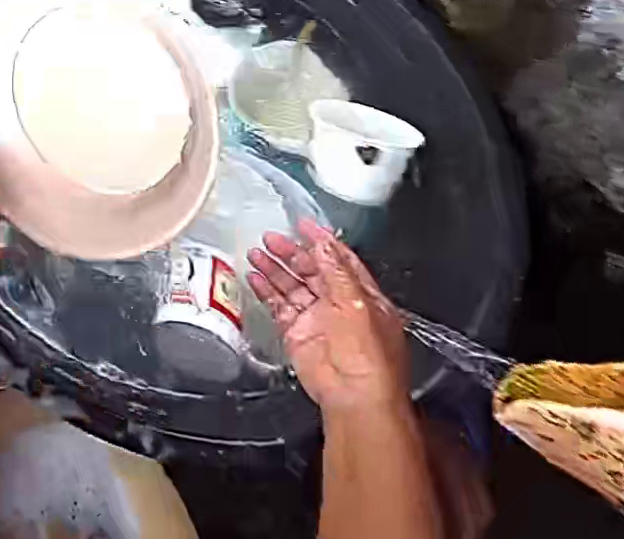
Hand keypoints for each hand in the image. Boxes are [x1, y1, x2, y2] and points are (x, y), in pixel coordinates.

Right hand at [248, 219, 410, 413]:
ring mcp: (316, 319)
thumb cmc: (369, 358)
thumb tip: (323, 244)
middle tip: (271, 238)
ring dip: (274, 267)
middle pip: (311, 269)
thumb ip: (336, 271)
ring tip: (256, 252)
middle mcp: (338, 305)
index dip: (321, 240)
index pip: (339, 260)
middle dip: (291, 252)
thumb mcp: (356, 305)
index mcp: (361, 296)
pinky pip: (278, 305)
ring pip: (291, 285)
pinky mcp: (297, 333)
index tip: (303, 224)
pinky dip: (265, 290)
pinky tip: (254, 277)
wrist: (354, 398)